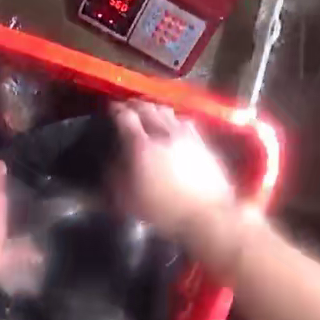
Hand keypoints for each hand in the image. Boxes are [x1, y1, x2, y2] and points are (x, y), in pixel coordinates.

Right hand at [110, 100, 235, 242]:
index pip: (125, 117)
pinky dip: (174, 118)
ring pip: (167, 111)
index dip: (116, 110)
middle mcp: (163, 134)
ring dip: (154, 108)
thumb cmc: (165, 211)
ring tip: (149, 113)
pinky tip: (174, 125)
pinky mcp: (202, 142)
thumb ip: (116, 177)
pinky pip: (185, 121)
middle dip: (134, 105)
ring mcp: (185, 136)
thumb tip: (112, 162)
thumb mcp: (130, 200)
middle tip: (128, 108)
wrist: (208, 214)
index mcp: (142, 146)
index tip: (111, 109)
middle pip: (147, 108)